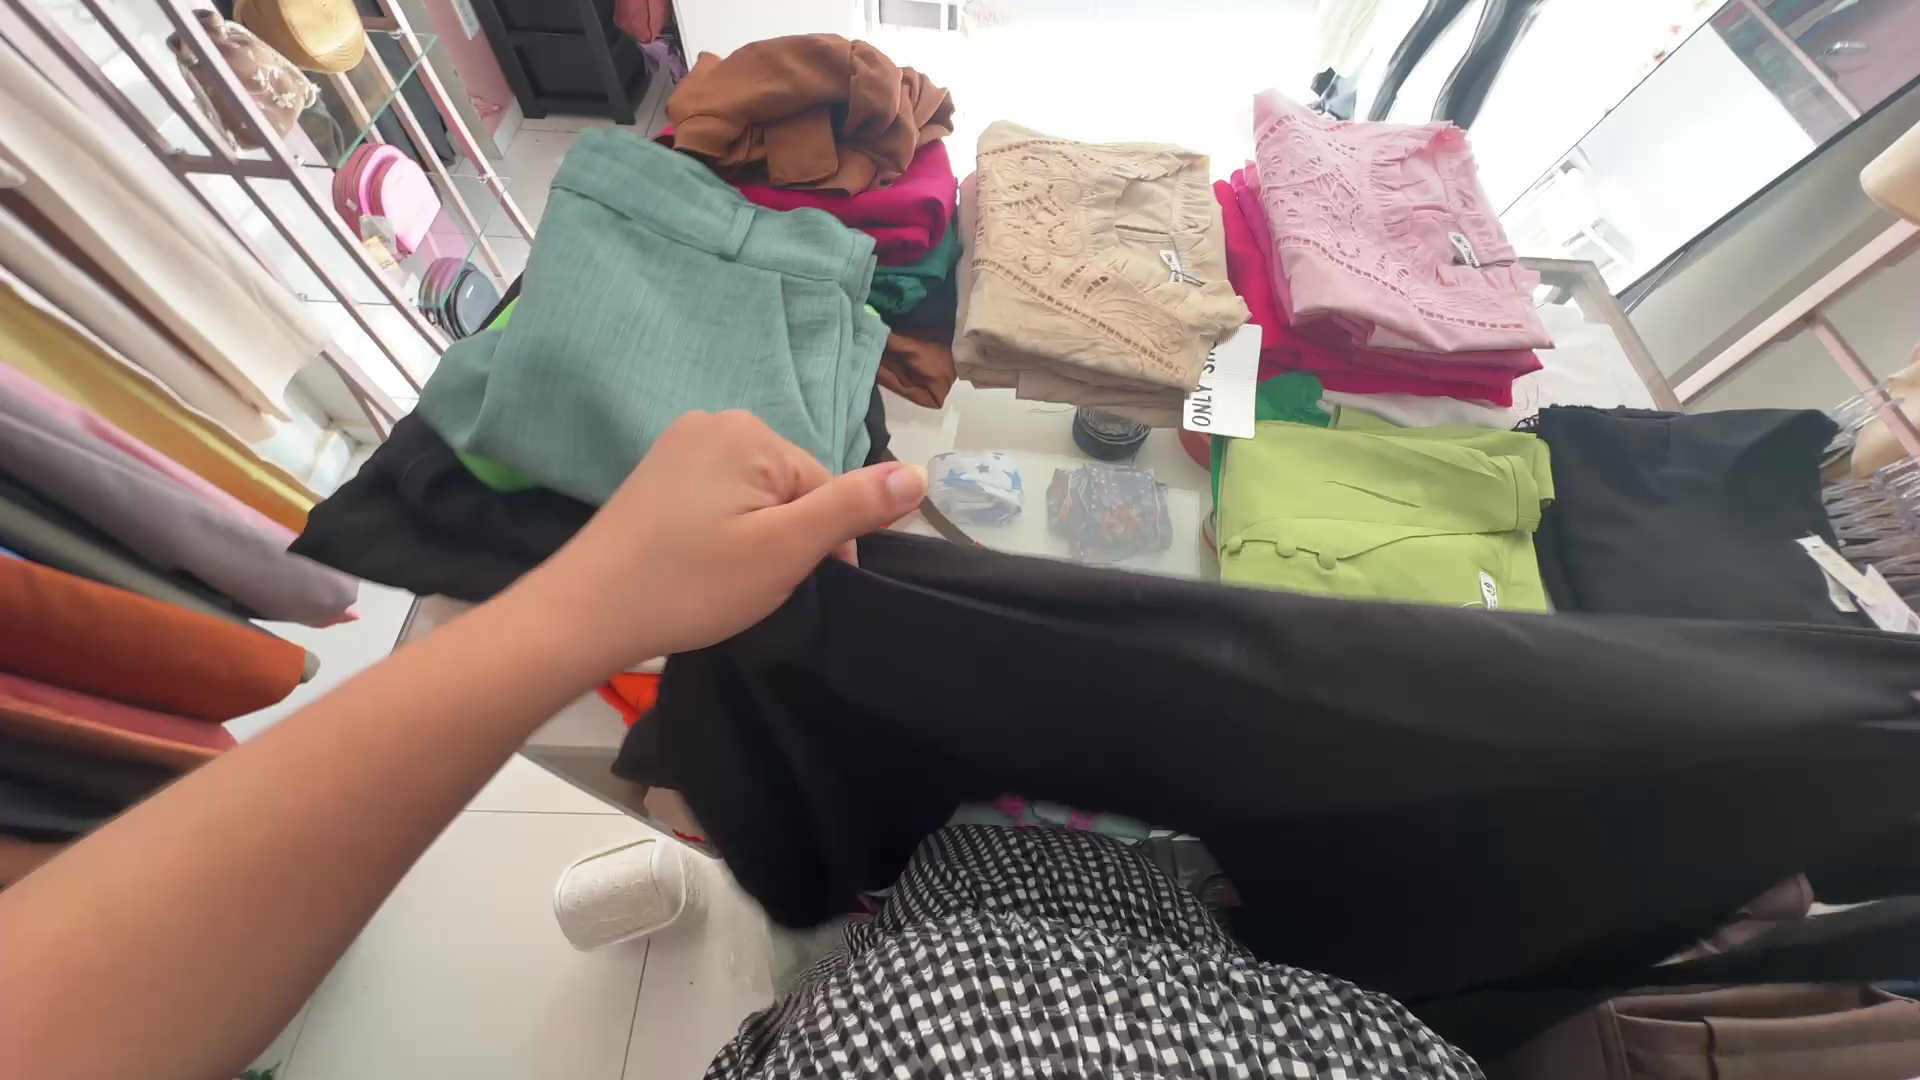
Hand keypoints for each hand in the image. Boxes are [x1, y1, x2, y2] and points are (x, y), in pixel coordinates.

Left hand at [514, 410, 925, 672]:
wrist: (584, 613)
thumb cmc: (692, 583)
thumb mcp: (786, 549)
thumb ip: (855, 507)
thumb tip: (918, 475)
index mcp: (751, 433)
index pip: (825, 487)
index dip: (824, 542)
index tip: (799, 585)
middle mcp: (716, 422)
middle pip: (793, 487)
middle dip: (789, 536)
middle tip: (757, 584)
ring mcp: (682, 445)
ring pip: (760, 495)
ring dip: (761, 536)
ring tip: (729, 577)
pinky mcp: (661, 472)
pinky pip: (725, 496)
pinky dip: (728, 530)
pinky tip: (705, 561)